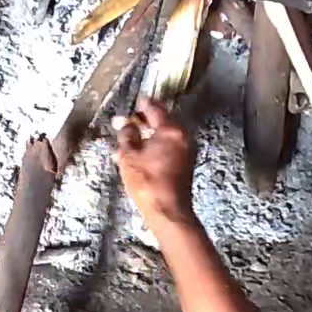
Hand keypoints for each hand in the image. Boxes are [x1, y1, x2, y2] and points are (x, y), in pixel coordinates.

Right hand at [115, 97, 197, 229]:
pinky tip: (139, 154)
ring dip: (147, 135)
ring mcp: (186, 150)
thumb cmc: (147, 182)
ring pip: (164, 135)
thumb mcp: (129, 155)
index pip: (155, 109)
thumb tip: (124, 123)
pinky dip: (155, 146)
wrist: (167, 210)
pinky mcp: (185, 163)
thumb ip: (127, 134)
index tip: (135, 100)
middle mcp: (183, 137)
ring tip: (128, 141)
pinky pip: (168, 147)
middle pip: (162, 121)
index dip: (143, 104)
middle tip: (126, 122)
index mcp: (171, 131)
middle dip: (143, 121)